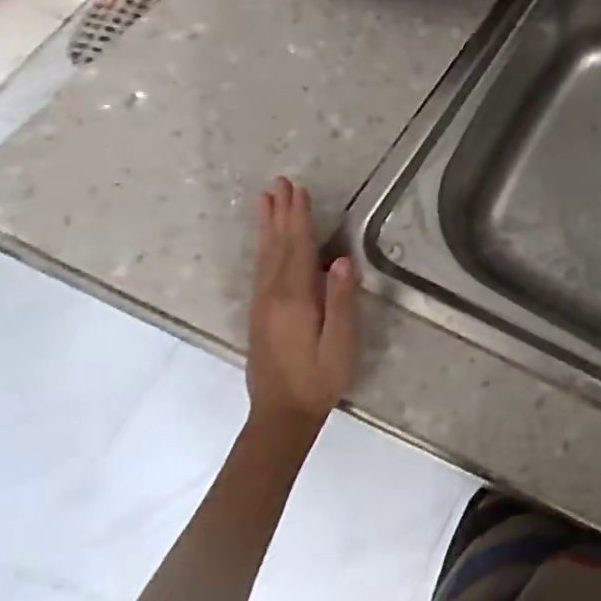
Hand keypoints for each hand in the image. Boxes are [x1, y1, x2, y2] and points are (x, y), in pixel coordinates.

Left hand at [247, 177, 358, 426]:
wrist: (280, 417)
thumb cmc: (318, 380)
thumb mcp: (339, 345)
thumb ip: (340, 301)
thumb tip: (341, 260)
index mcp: (294, 298)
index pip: (298, 247)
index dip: (298, 217)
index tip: (298, 190)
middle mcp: (272, 294)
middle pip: (277, 245)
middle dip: (279, 212)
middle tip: (278, 183)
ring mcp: (262, 304)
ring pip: (265, 255)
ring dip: (267, 225)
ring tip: (265, 200)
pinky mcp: (259, 314)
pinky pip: (261, 268)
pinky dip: (264, 247)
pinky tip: (265, 241)